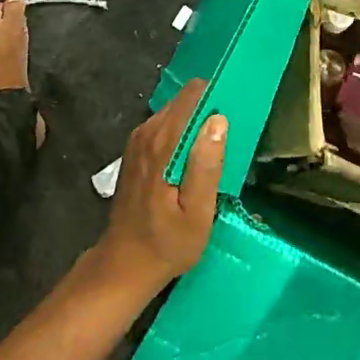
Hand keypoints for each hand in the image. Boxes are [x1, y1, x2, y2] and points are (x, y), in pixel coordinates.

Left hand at [96, 78, 227, 288]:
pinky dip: (181, 134)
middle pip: (183, 102)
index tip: (234, 112)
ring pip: (174, 113)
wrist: (124, 264)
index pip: (191, 95)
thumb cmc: (167, 243)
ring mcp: (138, 140)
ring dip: (194, 125)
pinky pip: (164, 127)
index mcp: (162, 143)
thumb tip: (218, 120)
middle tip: (227, 140)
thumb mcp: (197, 213)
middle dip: (207, 112)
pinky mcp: (135, 150)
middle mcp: (147, 132)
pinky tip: (191, 162)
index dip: (214, 97)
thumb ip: (206, 165)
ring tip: (212, 153)